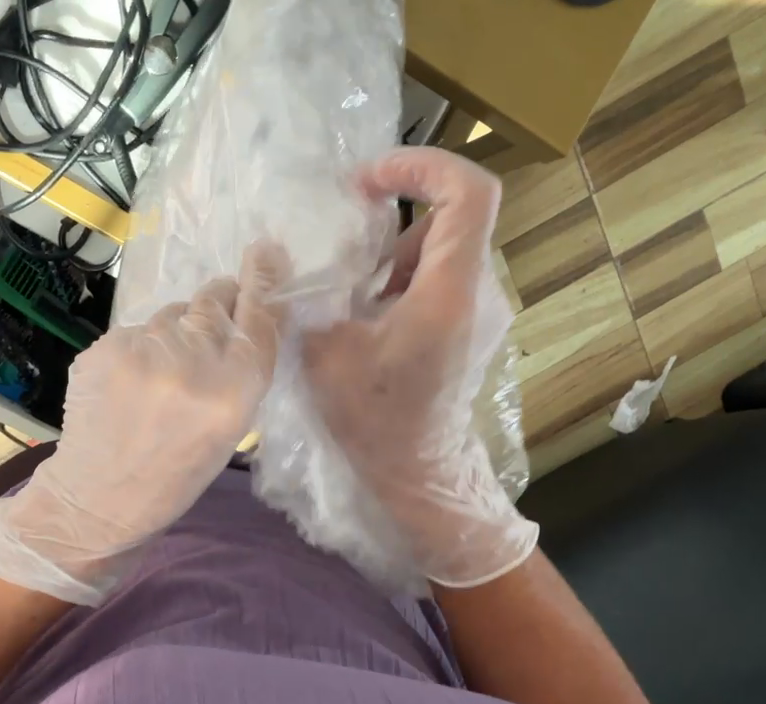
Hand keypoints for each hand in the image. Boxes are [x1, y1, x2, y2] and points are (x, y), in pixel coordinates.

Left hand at [0, 242, 286, 603]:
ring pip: (170, 313)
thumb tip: (237, 318)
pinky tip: (126, 385)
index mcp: (236, 389)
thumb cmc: (174, 475)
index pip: (259, 315)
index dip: (264, 278)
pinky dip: (135, 350)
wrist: (100, 497)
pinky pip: (134, 332)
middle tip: (201, 332)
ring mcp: (147, 349)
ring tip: (155, 378)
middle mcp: (196, 359)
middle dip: (213, 306)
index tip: (264, 251)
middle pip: (213, 301)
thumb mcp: (226, 432)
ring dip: (171, 333)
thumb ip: (236, 373)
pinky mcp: (107, 346)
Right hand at [303, 147, 537, 587]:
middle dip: (391, 227)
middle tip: (343, 253)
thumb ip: (313, 298)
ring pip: (439, 255)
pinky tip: (367, 326)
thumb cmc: (375, 420)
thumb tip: (288, 265)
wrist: (418, 475)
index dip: (420, 166)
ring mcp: (477, 312)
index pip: (466, 192)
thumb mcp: (328, 354)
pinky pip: (438, 285)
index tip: (367, 181)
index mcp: (448, 291)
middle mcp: (476, 292)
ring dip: (391, 263)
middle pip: (446, 222)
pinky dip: (400, 288)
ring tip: (349, 302)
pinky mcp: (468, 331)